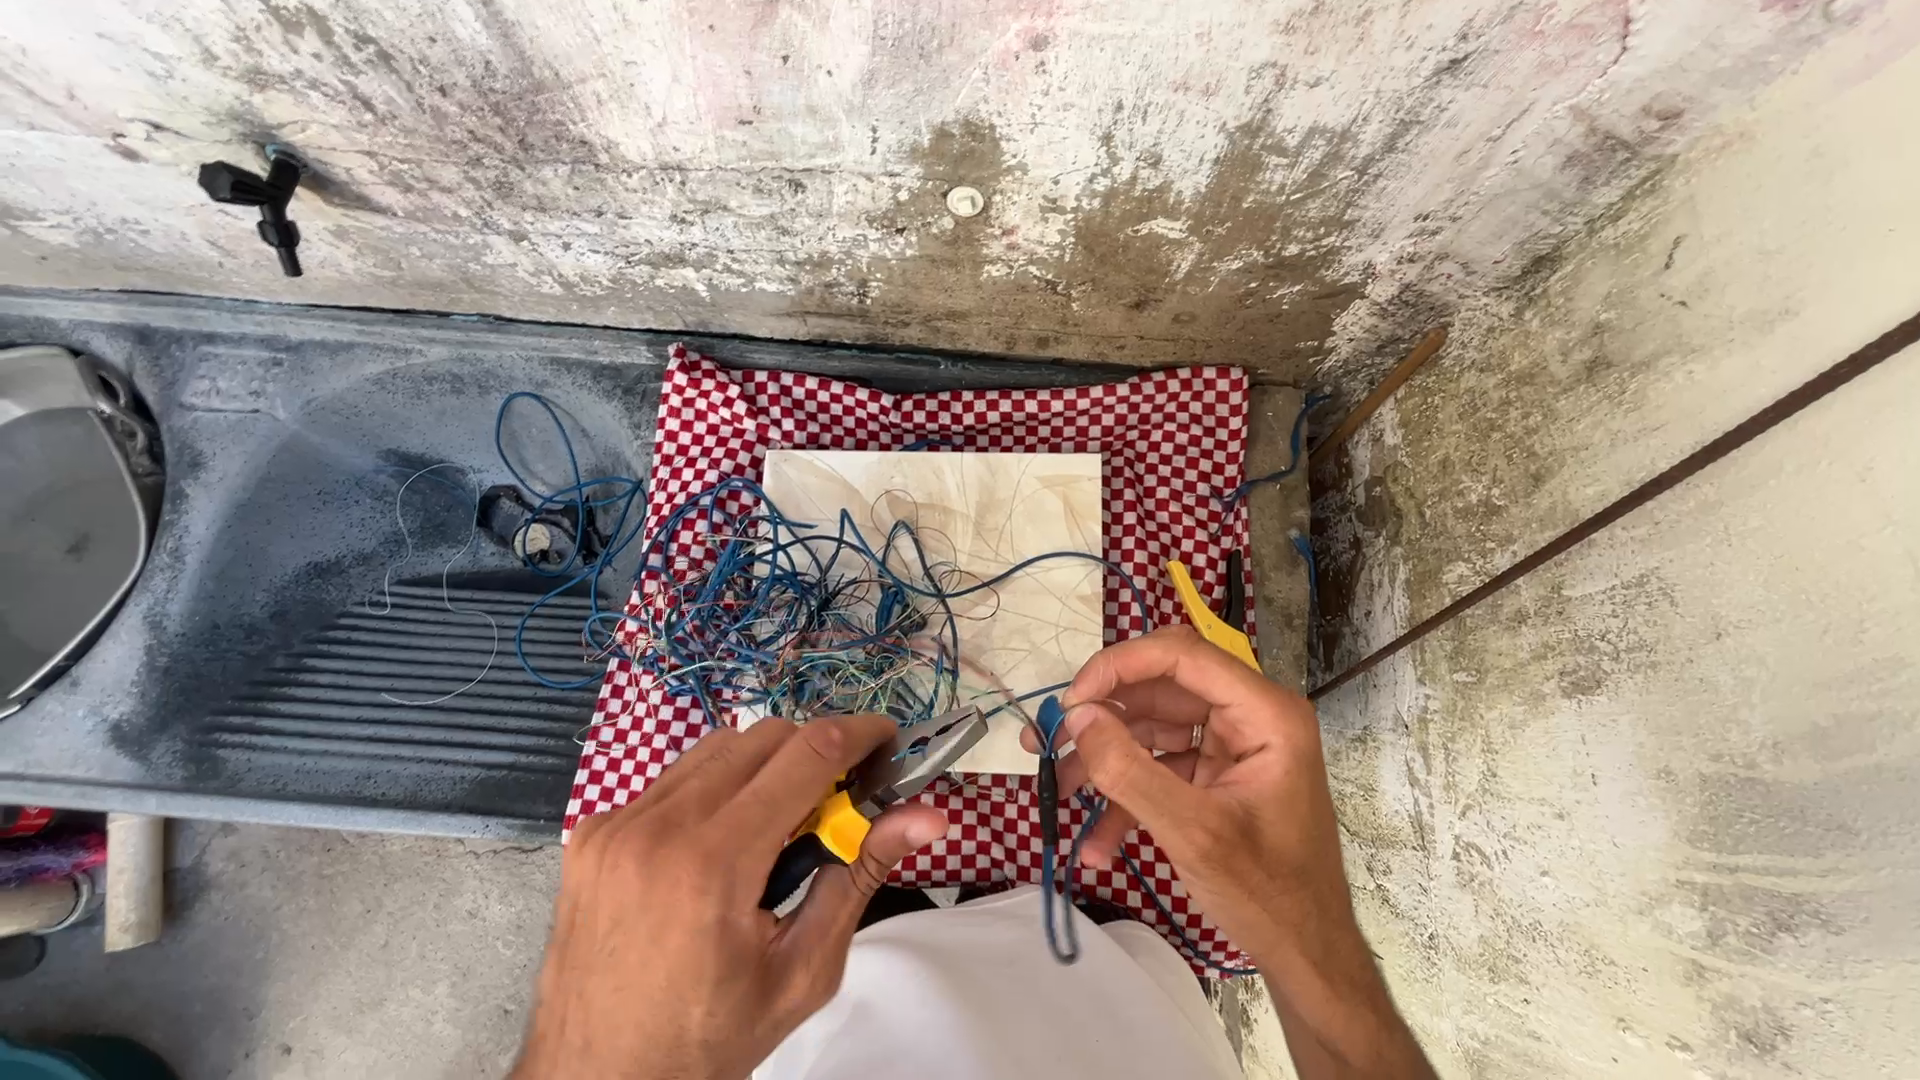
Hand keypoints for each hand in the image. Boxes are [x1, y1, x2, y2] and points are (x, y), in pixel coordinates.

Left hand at [512, 715, 948, 1079]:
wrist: (597, 1079)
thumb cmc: (711, 1037)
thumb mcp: (803, 968)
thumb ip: (861, 875)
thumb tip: (928, 816)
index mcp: (714, 864)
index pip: (807, 754)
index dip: (859, 733)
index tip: (889, 737)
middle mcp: (659, 826)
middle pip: (765, 737)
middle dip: (816, 750)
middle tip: (839, 797)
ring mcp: (617, 823)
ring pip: (719, 747)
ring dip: (765, 765)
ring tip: (779, 822)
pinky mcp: (594, 830)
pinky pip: (675, 778)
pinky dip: (716, 788)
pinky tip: (722, 839)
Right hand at [1027, 625, 1433, 1079]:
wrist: (1306, 955)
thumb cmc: (1267, 893)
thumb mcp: (1192, 833)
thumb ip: (1129, 771)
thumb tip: (1076, 717)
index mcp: (1263, 712)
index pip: (1181, 655)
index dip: (1118, 666)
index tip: (1071, 700)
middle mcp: (1247, 715)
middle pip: (1158, 687)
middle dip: (1101, 715)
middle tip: (1050, 739)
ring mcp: (1229, 744)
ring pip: (1149, 725)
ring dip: (1103, 759)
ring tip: (1058, 789)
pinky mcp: (1213, 773)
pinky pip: (1157, 764)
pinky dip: (1124, 794)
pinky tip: (1097, 841)